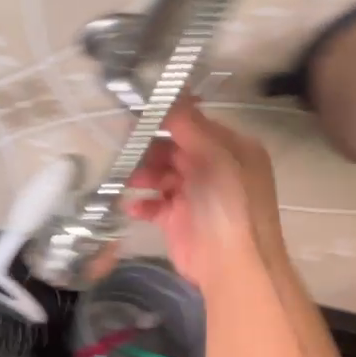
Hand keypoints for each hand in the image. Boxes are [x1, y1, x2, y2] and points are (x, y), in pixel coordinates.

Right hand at [127, 100, 288, 288]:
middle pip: (173, 150)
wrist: (232, 262)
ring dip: (141, 177)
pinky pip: (153, 206)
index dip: (167, 121)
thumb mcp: (215, 157)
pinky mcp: (177, 220)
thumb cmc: (228, 205)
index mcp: (230, 149)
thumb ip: (190, 127)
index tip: (136, 118)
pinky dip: (141, 205)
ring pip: (160, 177)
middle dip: (149, 150)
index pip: (194, 125)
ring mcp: (194, 196)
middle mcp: (213, 169)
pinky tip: (130, 208)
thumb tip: (170, 93)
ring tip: (126, 181)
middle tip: (124, 151)